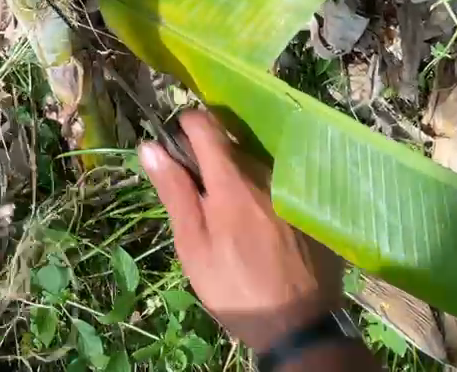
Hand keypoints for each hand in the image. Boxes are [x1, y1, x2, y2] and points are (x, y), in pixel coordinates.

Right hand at [141, 110, 343, 352]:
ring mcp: (290, 191)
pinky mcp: (307, 209)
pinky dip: (259, 195)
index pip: (205, 124)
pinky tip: (257, 229)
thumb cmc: (235, 287)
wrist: (301, 331)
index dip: (185, 124)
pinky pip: (276, 185)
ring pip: (252, 165)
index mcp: (231, 179)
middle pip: (229, 145)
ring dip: (235, 176)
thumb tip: (149, 147)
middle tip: (197, 194)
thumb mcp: (193, 244)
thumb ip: (174, 190)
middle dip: (208, 157)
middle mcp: (264, 174)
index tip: (174, 142)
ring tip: (227, 216)